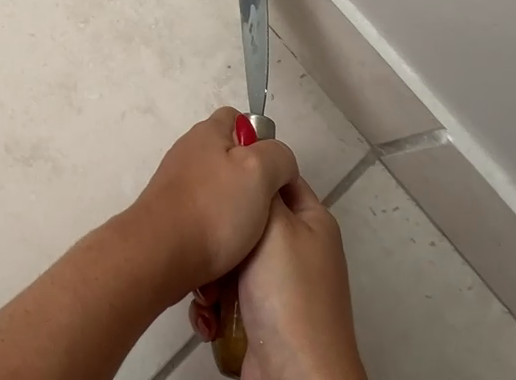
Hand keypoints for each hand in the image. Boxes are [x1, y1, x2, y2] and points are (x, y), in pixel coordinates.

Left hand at [127, 107, 298, 293]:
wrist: (160, 253)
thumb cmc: (214, 208)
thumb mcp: (259, 171)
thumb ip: (278, 156)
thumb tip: (280, 164)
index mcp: (208, 133)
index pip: (239, 119)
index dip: (261, 140)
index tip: (274, 171)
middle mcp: (189, 151)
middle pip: (230, 156)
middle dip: (252, 180)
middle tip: (267, 206)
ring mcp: (177, 182)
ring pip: (220, 188)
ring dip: (237, 208)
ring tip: (250, 233)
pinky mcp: (172, 211)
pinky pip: (205, 212)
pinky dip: (219, 227)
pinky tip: (228, 247)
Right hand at [189, 175, 364, 379]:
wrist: (294, 372)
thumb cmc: (287, 290)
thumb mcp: (275, 223)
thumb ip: (260, 186)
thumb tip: (256, 158)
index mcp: (310, 221)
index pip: (276, 178)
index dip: (246, 172)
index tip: (210, 177)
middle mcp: (297, 249)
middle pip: (245, 223)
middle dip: (219, 238)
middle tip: (205, 247)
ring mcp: (278, 287)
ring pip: (230, 261)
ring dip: (211, 277)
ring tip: (206, 292)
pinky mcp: (260, 317)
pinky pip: (228, 296)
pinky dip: (214, 306)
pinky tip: (208, 316)